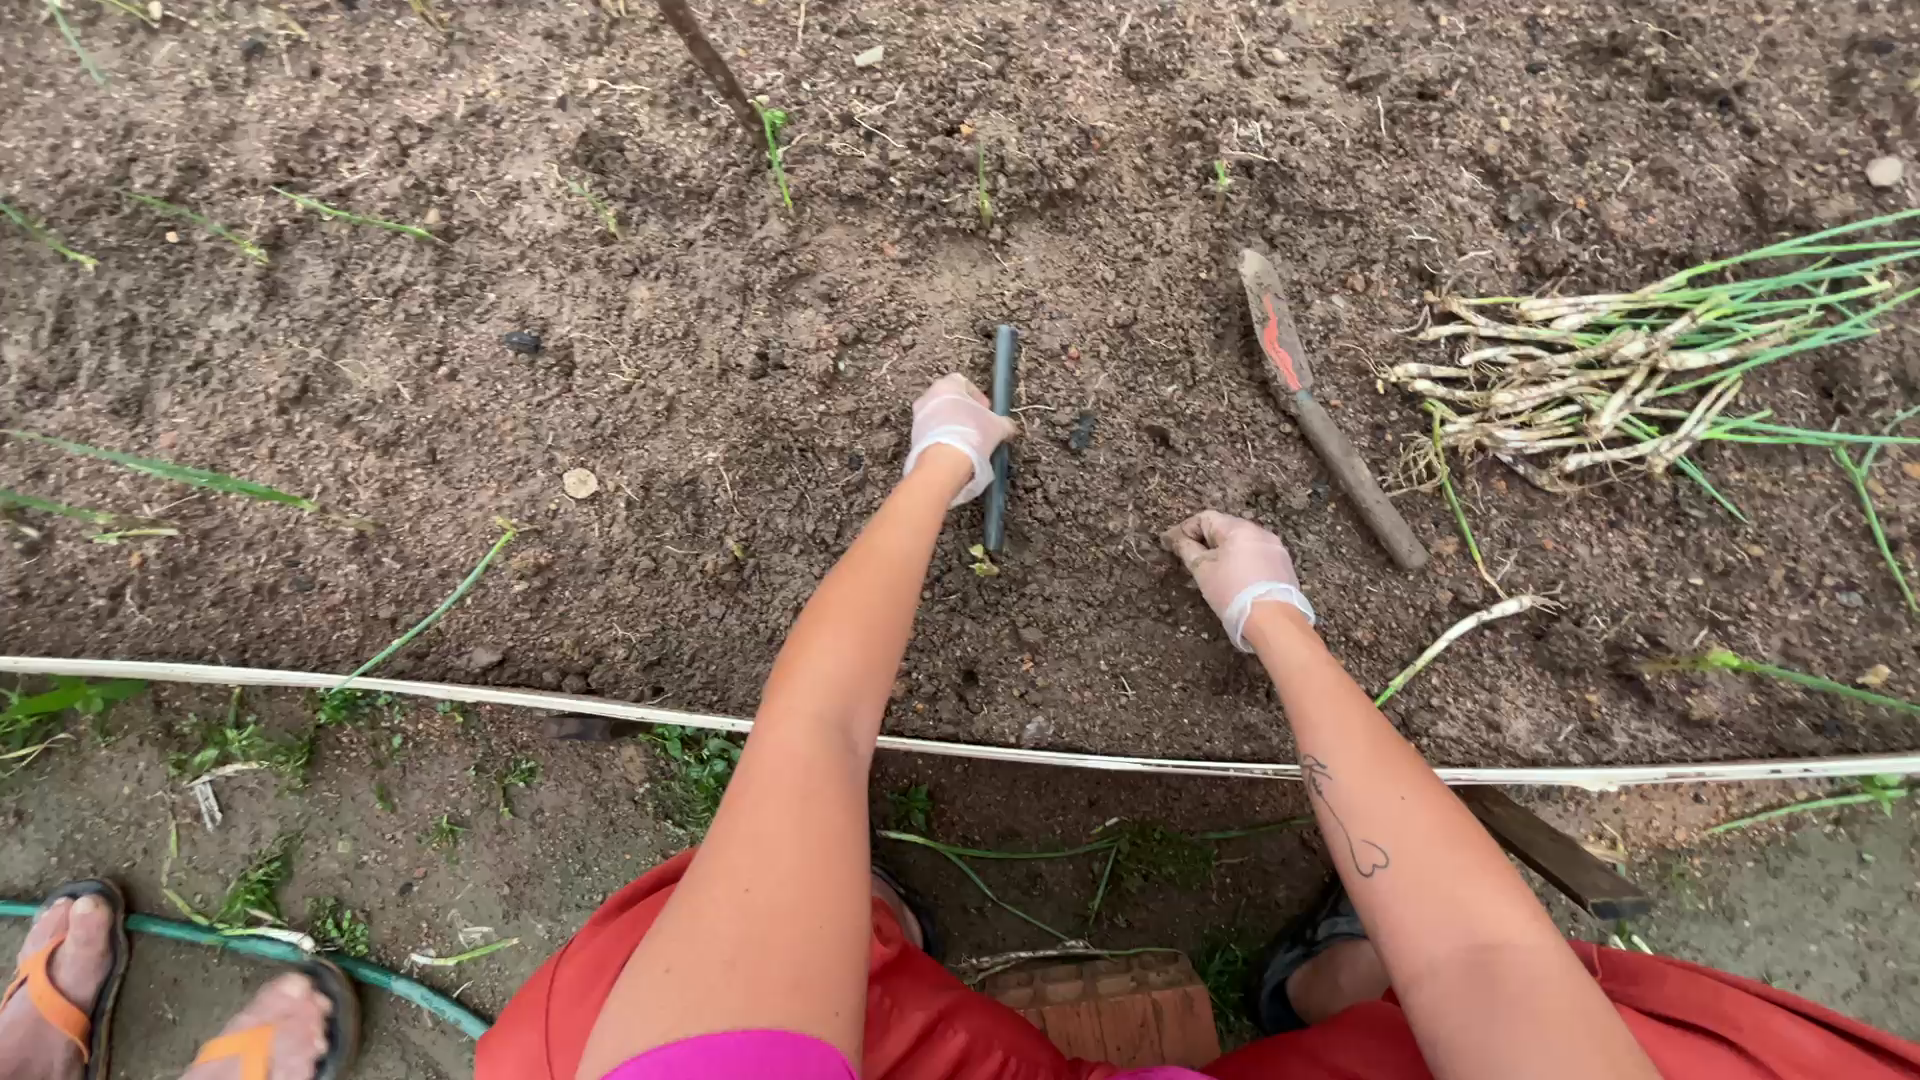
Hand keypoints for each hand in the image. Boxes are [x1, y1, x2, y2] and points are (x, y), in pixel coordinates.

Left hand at [903, 373, 1018, 505]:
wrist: (944, 462)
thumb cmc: (971, 434)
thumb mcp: (998, 427)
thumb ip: (1004, 423)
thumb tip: (1008, 427)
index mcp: (947, 385)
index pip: (963, 382)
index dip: (977, 396)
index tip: (986, 410)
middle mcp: (928, 396)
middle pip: (949, 399)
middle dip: (964, 411)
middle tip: (978, 426)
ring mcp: (918, 417)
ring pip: (939, 416)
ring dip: (952, 425)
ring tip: (968, 441)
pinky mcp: (913, 437)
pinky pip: (931, 433)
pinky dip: (943, 438)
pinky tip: (955, 451)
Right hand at [1161, 510, 1314, 650]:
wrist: (1273, 620)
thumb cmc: (1232, 592)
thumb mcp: (1202, 570)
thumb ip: (1186, 548)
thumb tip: (1174, 538)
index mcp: (1238, 528)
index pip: (1205, 517)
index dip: (1185, 529)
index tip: (1172, 545)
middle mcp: (1260, 532)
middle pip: (1225, 528)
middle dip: (1205, 541)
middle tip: (1191, 560)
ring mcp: (1275, 549)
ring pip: (1241, 543)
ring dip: (1224, 552)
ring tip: (1213, 572)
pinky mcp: (1284, 566)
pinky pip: (1256, 556)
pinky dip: (1241, 562)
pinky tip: (1235, 581)